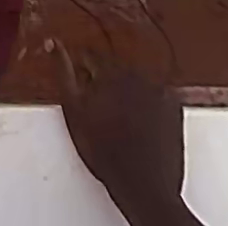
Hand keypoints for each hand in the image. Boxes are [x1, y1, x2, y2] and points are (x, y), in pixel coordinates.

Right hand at [58, 49, 187, 220]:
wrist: (143, 185)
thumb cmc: (105, 151)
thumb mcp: (74, 110)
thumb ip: (63, 72)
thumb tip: (54, 43)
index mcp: (108, 71)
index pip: (90, 55)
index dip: (81, 66)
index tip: (79, 78)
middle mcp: (134, 73)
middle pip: (113, 67)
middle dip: (104, 80)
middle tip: (99, 107)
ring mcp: (156, 88)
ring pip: (134, 80)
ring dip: (125, 90)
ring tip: (120, 118)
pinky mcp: (173, 104)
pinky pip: (156, 94)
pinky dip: (148, 102)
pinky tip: (141, 121)